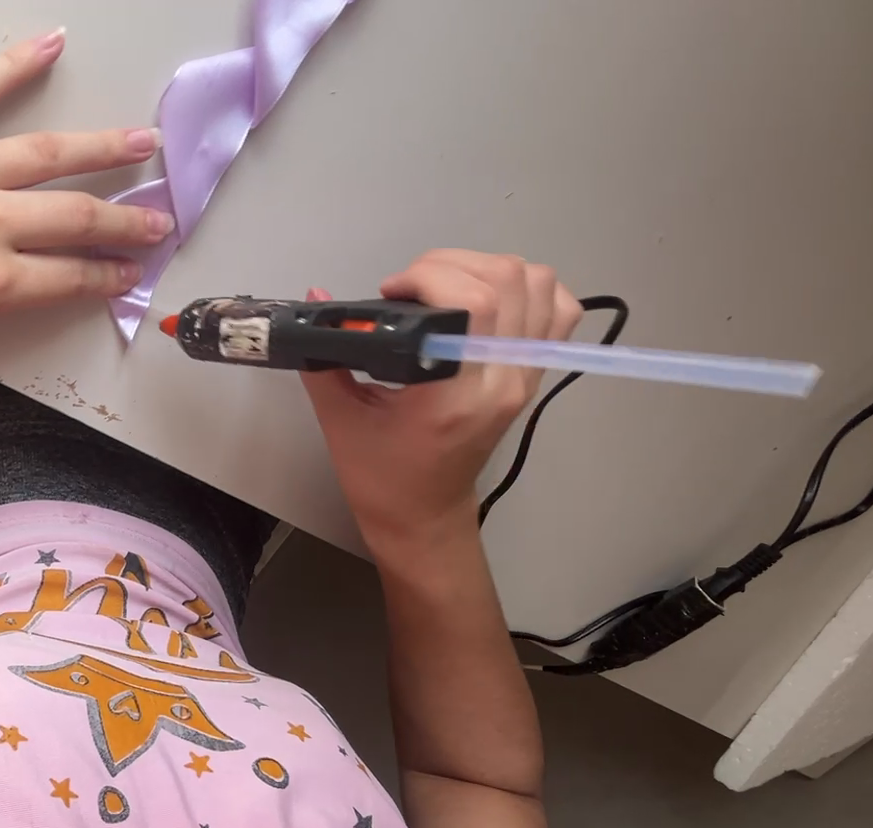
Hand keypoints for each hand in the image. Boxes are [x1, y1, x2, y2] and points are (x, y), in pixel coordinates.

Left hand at [0, 29, 172, 355]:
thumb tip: (17, 282)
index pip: (70, 278)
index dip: (108, 277)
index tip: (130, 273)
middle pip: (75, 217)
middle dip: (126, 222)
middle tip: (160, 220)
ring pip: (45, 154)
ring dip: (102, 148)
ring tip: (142, 141)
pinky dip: (13, 67)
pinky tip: (51, 47)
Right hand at [302, 249, 583, 555]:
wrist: (422, 516)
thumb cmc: (379, 477)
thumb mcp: (341, 420)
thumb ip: (325, 359)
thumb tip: (315, 300)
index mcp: (454, 395)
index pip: (472, 303)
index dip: (429, 277)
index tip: (389, 293)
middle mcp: (503, 379)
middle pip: (508, 280)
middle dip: (450, 265)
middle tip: (408, 290)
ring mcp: (525, 376)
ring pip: (538, 284)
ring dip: (488, 269)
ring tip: (443, 290)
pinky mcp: (532, 374)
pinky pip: (557, 310)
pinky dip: (529, 289)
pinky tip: (486, 300)